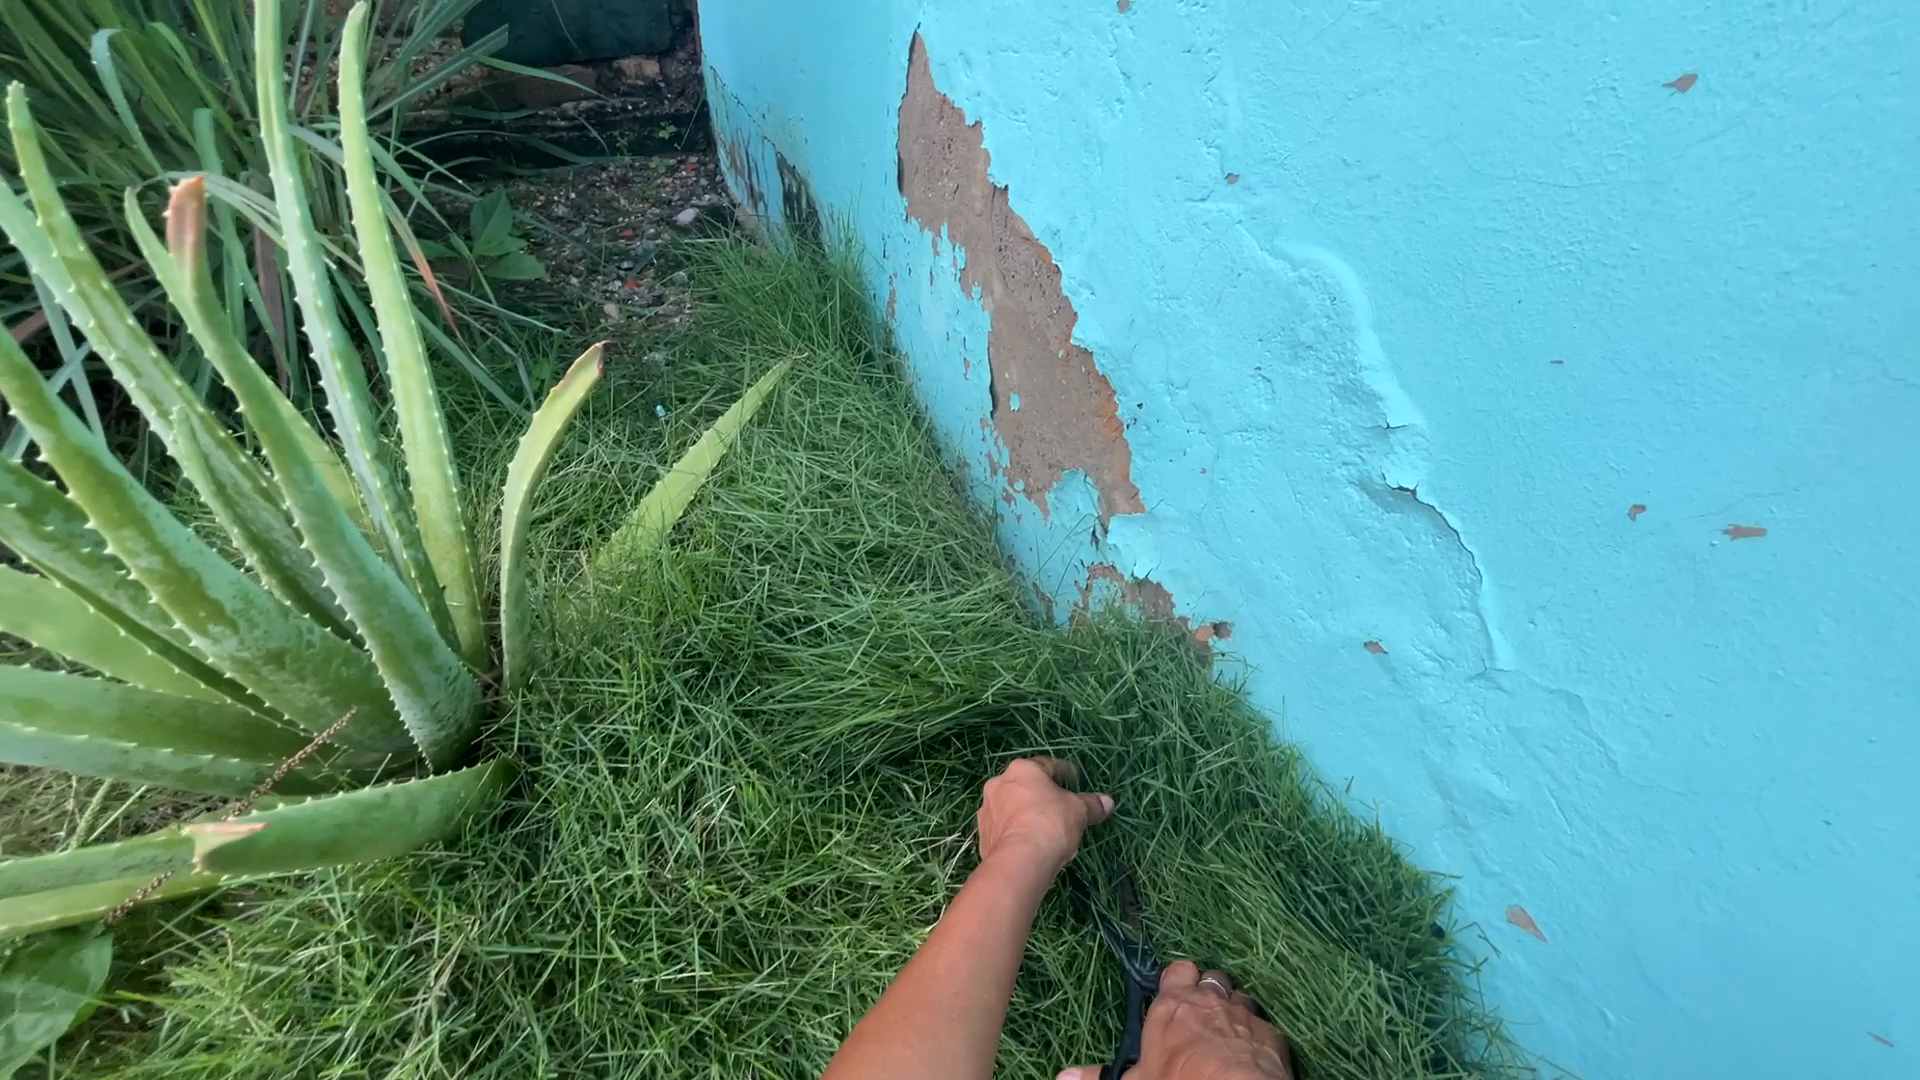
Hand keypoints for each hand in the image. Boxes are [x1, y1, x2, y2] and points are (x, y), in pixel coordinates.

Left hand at [976, 757, 1113, 874]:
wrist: (1019, 860)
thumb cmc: (1050, 823)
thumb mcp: (1078, 811)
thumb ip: (1091, 804)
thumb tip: (1108, 802)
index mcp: (1022, 769)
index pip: (1047, 765)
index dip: (1064, 773)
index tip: (1075, 781)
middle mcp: (999, 783)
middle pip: (1025, 786)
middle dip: (1041, 796)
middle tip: (1059, 808)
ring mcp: (987, 810)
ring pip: (1010, 807)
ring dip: (1024, 815)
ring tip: (1043, 830)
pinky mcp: (982, 835)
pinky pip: (1003, 829)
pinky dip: (1015, 833)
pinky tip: (1029, 845)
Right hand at [1060, 961, 1292, 1079]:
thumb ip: (1099, 1077)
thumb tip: (1061, 1076)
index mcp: (1173, 1004)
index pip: (1178, 970)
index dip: (1181, 981)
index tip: (1179, 995)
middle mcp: (1210, 999)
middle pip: (1213, 978)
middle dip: (1211, 993)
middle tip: (1206, 1017)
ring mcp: (1245, 1015)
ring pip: (1243, 999)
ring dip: (1238, 1014)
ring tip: (1233, 1037)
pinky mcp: (1274, 1037)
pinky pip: (1267, 1029)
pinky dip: (1262, 1040)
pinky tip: (1259, 1057)